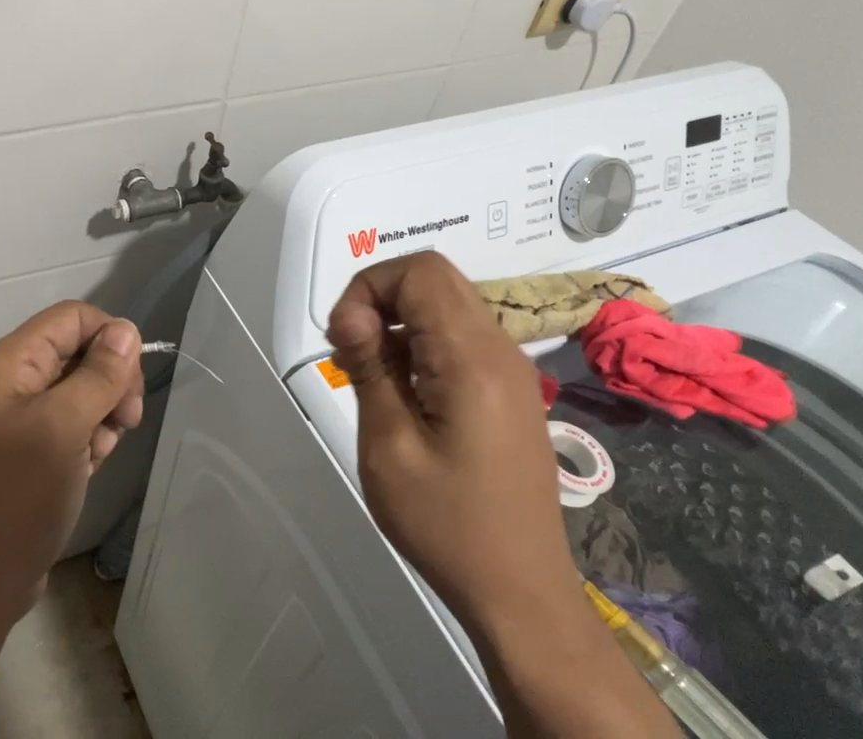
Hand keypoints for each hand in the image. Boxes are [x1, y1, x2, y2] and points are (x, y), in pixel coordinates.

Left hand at [0, 301, 143, 625]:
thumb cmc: (14, 499)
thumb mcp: (62, 429)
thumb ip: (97, 375)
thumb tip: (126, 329)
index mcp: (10, 364)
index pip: (72, 318)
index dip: (110, 338)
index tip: (131, 385)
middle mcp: (12, 384)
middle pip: (79, 353)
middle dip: (110, 383)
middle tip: (124, 423)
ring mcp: (18, 422)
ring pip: (81, 394)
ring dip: (102, 418)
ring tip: (97, 455)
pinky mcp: (27, 456)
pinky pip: (71, 429)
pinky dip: (88, 444)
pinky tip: (87, 471)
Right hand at [326, 252, 575, 617]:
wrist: (519, 590)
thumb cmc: (446, 523)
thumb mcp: (389, 447)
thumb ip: (370, 368)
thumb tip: (350, 313)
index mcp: (472, 359)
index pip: (420, 273)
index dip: (369, 288)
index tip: (343, 339)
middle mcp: (501, 351)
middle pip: (437, 279)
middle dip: (381, 297)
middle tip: (350, 351)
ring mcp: (512, 371)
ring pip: (450, 305)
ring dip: (399, 320)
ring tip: (369, 373)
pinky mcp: (511, 392)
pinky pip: (463, 338)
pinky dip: (422, 343)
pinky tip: (403, 390)